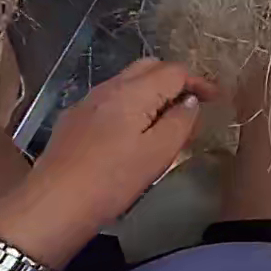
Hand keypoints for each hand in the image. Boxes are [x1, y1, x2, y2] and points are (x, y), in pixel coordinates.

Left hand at [0, 59, 219, 267]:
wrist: (54, 203)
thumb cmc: (112, 180)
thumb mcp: (157, 154)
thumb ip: (179, 121)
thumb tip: (190, 101)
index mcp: (132, 92)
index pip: (173, 71)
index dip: (199, 81)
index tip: (216, 98)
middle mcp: (108, 88)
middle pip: (148, 67)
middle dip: (175, 79)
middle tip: (193, 104)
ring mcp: (87, 102)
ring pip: (127, 82)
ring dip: (152, 92)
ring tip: (167, 120)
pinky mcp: (74, 119)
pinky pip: (111, 99)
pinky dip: (132, 104)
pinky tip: (134, 131)